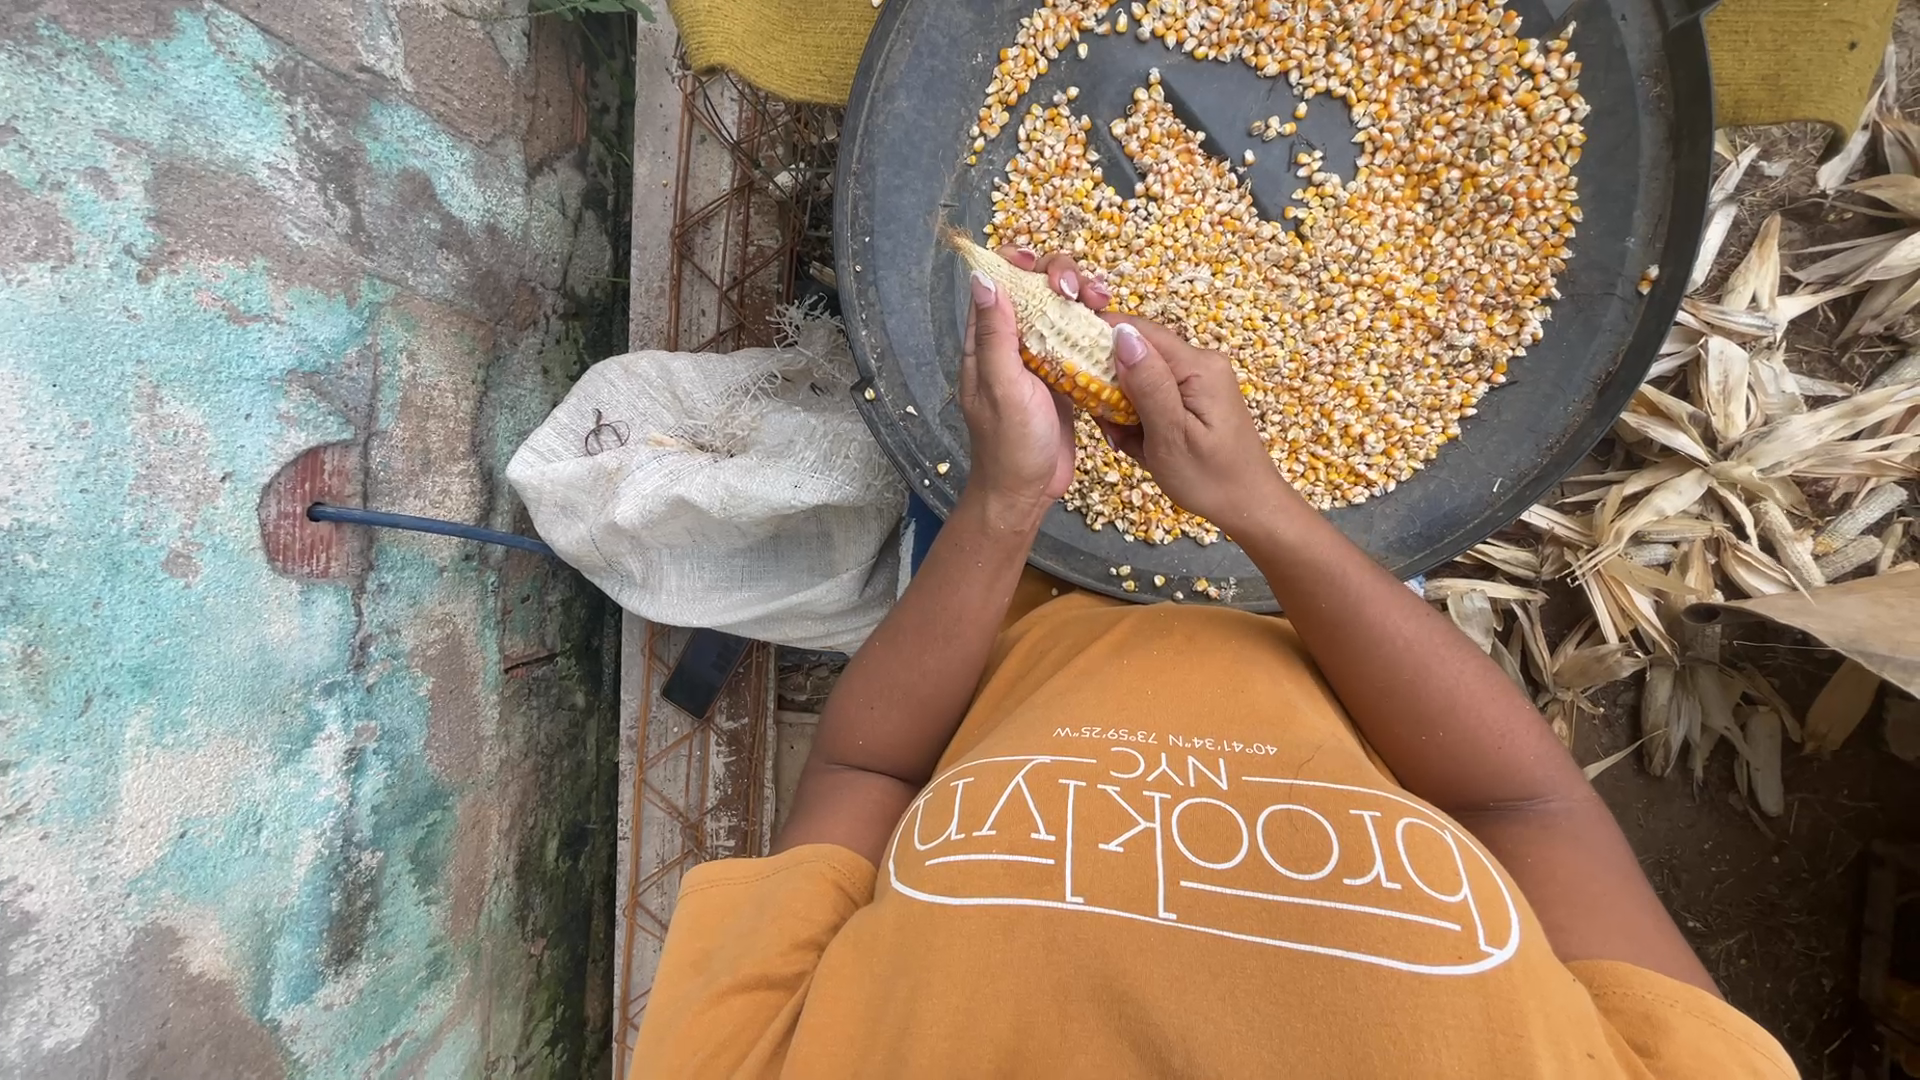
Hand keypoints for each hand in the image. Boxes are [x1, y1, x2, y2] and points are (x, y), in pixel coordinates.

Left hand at [958, 249, 1112, 529]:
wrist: (1027, 492)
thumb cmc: (1009, 445)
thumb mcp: (1002, 387)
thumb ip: (995, 334)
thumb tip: (984, 278)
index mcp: (986, 344)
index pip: (997, 285)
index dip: (1017, 264)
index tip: (1042, 269)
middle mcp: (1012, 345)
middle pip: (1036, 290)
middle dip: (1059, 277)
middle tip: (1079, 292)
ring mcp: (1040, 359)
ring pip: (1062, 310)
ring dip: (1083, 297)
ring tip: (1101, 301)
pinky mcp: (1065, 376)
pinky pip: (1080, 339)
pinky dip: (1095, 326)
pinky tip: (1111, 326)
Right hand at [1095, 318, 1301, 536]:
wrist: (1247, 505)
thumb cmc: (1208, 478)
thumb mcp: (1170, 436)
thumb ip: (1147, 384)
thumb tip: (1121, 335)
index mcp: (1197, 366)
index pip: (1139, 331)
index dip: (1099, 338)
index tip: (1068, 359)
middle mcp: (1200, 363)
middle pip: (1138, 355)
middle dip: (1111, 386)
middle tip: (1109, 426)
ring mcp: (1198, 380)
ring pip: (1140, 379)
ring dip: (1122, 408)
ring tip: (1126, 442)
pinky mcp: (1193, 397)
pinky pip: (1152, 396)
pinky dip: (1137, 418)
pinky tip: (1140, 443)